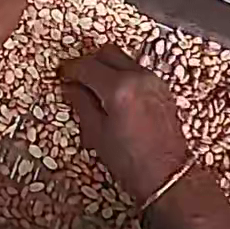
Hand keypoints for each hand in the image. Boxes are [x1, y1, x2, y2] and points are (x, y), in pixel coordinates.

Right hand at [59, 46, 191, 201]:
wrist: (168, 175)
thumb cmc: (131, 161)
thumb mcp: (97, 134)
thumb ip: (82, 104)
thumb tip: (70, 88)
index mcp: (119, 88)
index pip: (87, 66)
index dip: (70, 69)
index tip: (62, 74)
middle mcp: (139, 77)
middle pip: (107, 53)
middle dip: (89, 62)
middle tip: (75, 78)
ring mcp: (154, 81)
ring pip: (123, 60)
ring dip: (106, 67)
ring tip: (93, 89)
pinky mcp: (162, 89)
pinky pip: (136, 71)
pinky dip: (122, 75)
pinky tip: (113, 96)